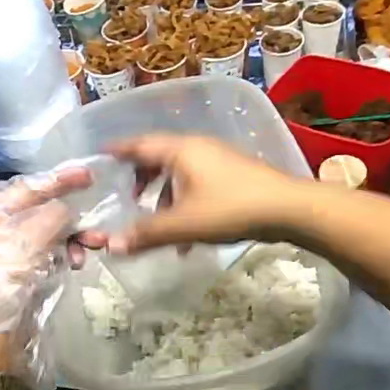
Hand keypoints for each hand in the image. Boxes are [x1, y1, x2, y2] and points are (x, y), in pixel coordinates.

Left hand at [0, 165, 90, 353]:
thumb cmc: (1, 280)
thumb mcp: (30, 238)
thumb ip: (54, 214)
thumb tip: (67, 212)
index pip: (25, 188)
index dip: (59, 180)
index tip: (91, 174)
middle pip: (39, 212)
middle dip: (72, 217)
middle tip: (98, 224)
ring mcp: (2, 254)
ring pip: (48, 235)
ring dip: (73, 238)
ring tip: (95, 247)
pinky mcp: (16, 275)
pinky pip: (47, 255)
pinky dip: (64, 255)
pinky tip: (76, 263)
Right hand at [99, 135, 315, 253]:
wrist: (289, 208)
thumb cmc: (231, 209)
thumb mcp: (184, 224)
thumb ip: (147, 234)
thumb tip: (110, 246)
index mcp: (180, 149)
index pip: (139, 144)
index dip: (118, 151)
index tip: (100, 156)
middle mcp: (197, 147)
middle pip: (159, 157)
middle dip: (142, 179)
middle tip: (129, 197)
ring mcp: (218, 159)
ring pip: (180, 174)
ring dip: (166, 198)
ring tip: (159, 225)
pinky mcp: (234, 174)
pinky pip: (198, 184)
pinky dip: (186, 203)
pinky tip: (189, 236)